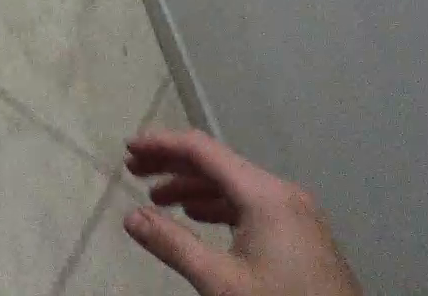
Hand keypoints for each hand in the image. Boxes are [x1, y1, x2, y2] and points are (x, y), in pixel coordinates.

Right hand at [121, 129, 362, 295]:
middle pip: (215, 163)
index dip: (160, 145)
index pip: (201, 149)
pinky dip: (215, 205)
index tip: (127, 150)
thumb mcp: (222, 284)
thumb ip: (173, 245)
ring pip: (231, 185)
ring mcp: (295, 214)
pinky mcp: (300, 236)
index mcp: (264, 193)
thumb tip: (129, 217)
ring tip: (155, 199)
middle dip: (171, 165)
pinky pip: (248, 205)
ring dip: (191, 187)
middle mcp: (281, 192)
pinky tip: (195, 218)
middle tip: (131, 172)